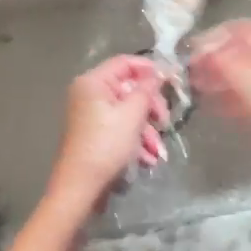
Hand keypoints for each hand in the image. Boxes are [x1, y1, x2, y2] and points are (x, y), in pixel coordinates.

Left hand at [47, 56, 168, 210]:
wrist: (79, 188)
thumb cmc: (106, 144)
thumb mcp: (132, 114)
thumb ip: (148, 89)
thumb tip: (160, 72)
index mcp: (93, 82)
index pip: (126, 63)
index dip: (150, 69)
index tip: (172, 79)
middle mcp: (89, 93)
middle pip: (129, 89)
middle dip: (150, 107)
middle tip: (165, 121)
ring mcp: (91, 114)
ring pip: (128, 111)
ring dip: (146, 130)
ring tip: (158, 151)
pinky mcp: (94, 133)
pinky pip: (120, 127)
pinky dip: (135, 139)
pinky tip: (148, 158)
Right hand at [188, 19, 250, 172]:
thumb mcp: (248, 83)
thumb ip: (221, 63)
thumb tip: (201, 49)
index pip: (242, 28)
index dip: (217, 34)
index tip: (195, 48)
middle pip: (240, 50)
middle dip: (215, 57)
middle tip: (191, 69)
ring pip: (243, 72)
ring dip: (219, 76)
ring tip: (196, 87)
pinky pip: (248, 93)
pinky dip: (229, 95)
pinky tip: (213, 105)